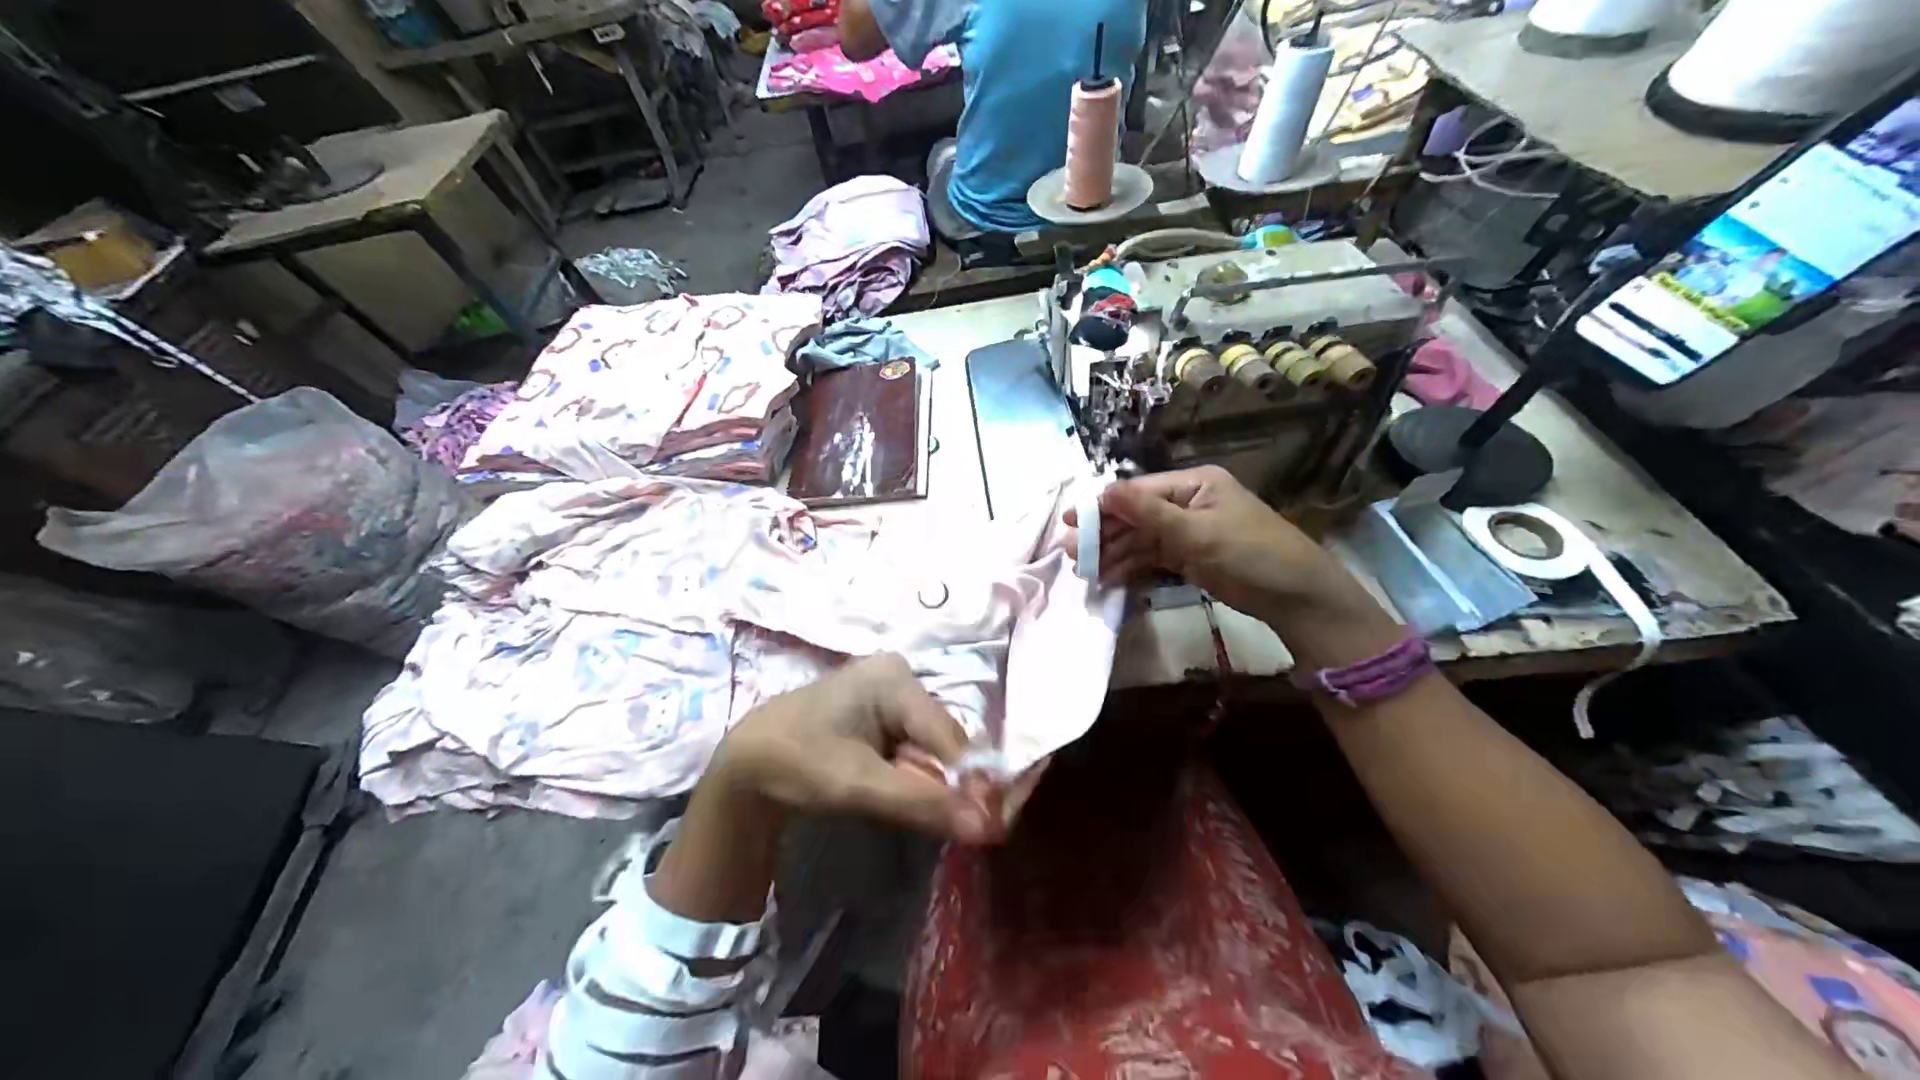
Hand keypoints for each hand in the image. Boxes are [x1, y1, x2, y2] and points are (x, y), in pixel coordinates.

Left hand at [709, 653, 998, 842]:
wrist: (743, 763)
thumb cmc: (797, 763)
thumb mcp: (859, 785)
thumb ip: (922, 804)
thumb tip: (987, 827)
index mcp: (895, 678)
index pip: (950, 736)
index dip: (969, 782)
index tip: (983, 828)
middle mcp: (900, 675)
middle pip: (943, 739)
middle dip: (946, 782)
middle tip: (946, 824)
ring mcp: (889, 689)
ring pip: (930, 745)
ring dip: (928, 781)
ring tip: (911, 807)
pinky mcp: (880, 708)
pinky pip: (913, 744)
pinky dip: (912, 773)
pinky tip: (896, 790)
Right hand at [1066, 466, 1401, 666]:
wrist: (1298, 598)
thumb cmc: (1250, 554)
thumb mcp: (1196, 532)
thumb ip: (1147, 512)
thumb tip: (1104, 489)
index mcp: (1194, 483)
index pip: (1138, 491)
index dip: (1103, 506)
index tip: (1069, 523)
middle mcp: (1188, 502)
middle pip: (1136, 515)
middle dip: (1104, 533)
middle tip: (1070, 553)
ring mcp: (1189, 531)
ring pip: (1141, 539)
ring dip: (1114, 554)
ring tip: (1085, 571)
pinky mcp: (1191, 557)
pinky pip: (1153, 558)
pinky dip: (1132, 567)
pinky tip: (1110, 578)